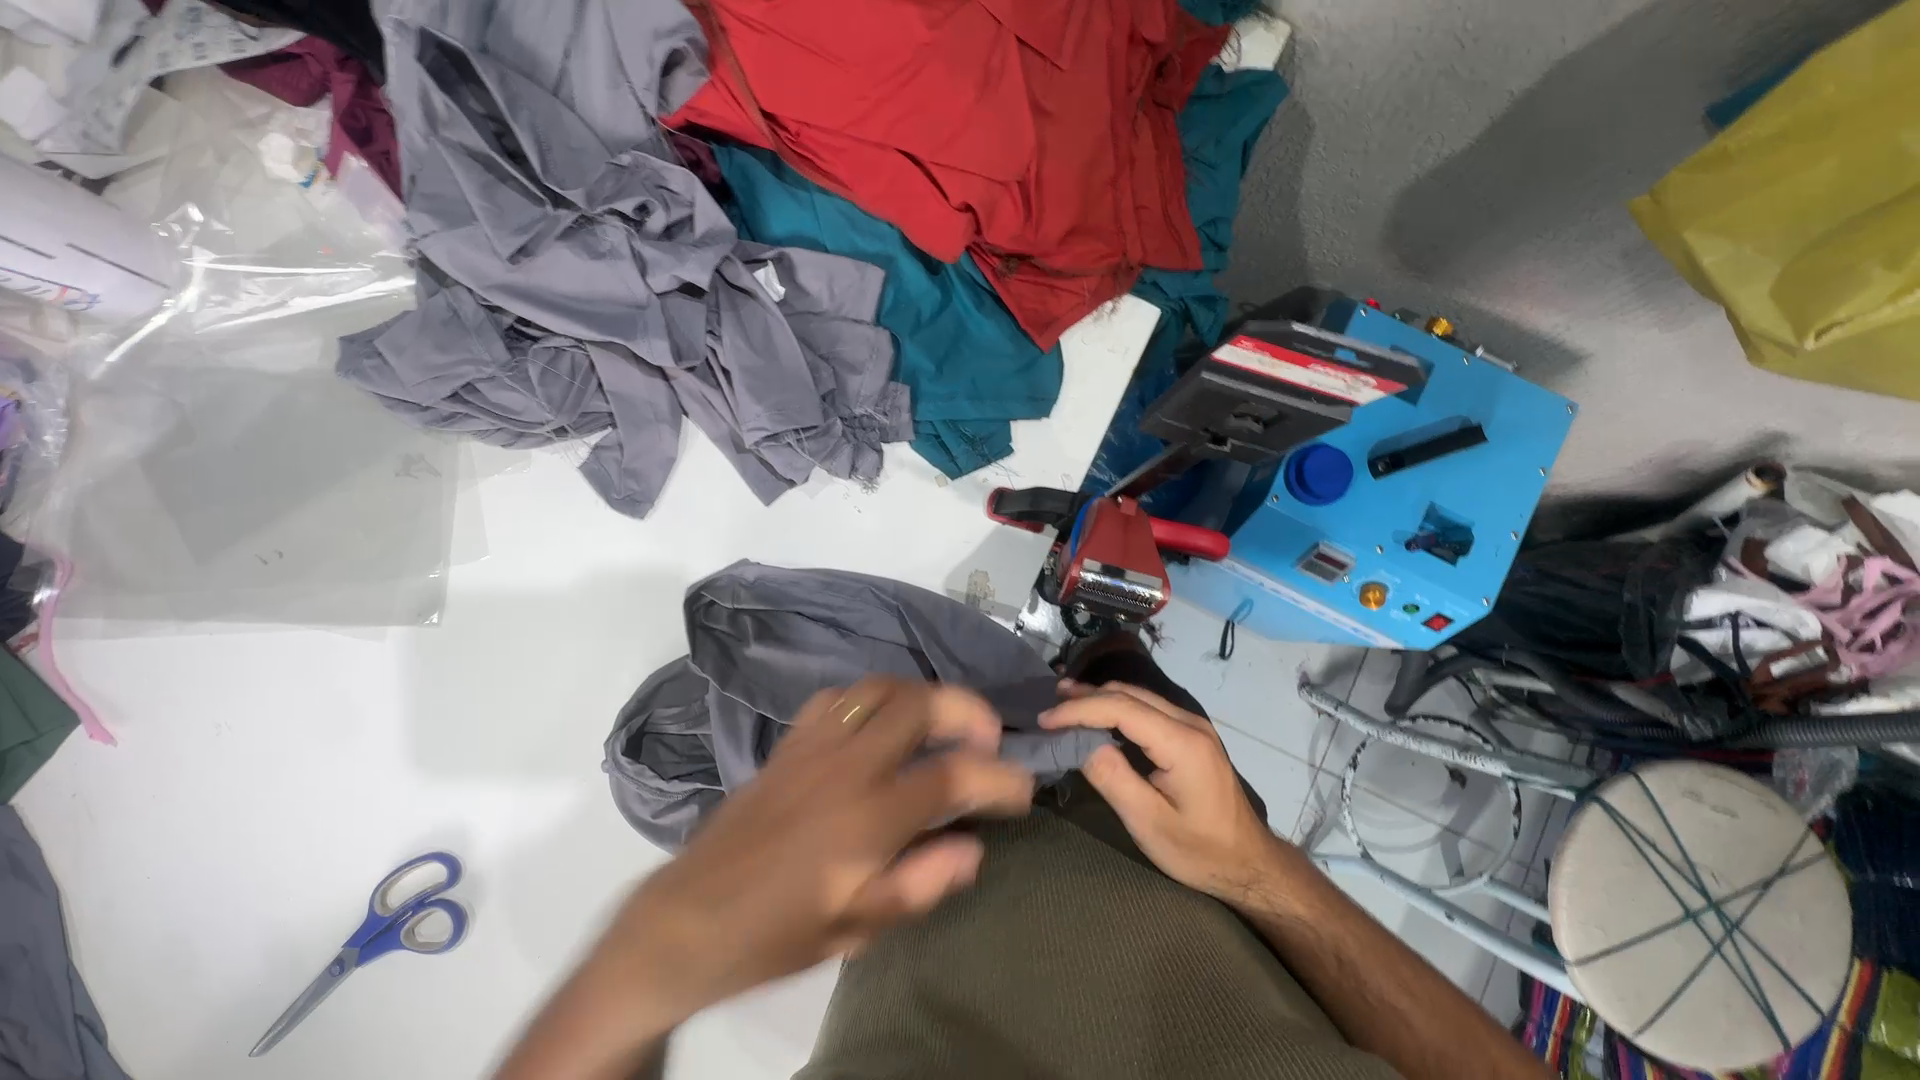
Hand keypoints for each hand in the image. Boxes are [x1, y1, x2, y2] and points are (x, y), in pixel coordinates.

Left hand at [601, 677, 1034, 1020]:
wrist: (690, 919)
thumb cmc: (779, 933)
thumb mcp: (858, 928)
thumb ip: (922, 882)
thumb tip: (974, 846)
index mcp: (869, 818)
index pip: (953, 776)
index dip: (1000, 776)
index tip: (1023, 788)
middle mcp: (846, 767)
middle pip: (919, 704)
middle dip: (968, 708)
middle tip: (989, 737)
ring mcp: (813, 748)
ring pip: (878, 687)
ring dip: (922, 694)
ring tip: (944, 721)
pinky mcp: (787, 745)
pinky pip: (837, 697)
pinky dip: (872, 698)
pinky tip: (880, 723)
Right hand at [1040, 682, 1298, 904]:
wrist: (1248, 864)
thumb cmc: (1199, 850)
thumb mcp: (1149, 822)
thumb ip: (1112, 778)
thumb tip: (1078, 743)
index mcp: (1181, 742)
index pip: (1120, 707)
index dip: (1078, 709)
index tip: (1044, 720)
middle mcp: (1189, 723)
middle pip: (1128, 694)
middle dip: (1084, 697)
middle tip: (1046, 708)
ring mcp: (1193, 726)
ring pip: (1138, 697)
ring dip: (1098, 699)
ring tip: (1061, 705)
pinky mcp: (1191, 736)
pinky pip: (1147, 709)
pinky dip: (1115, 709)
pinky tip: (1095, 717)